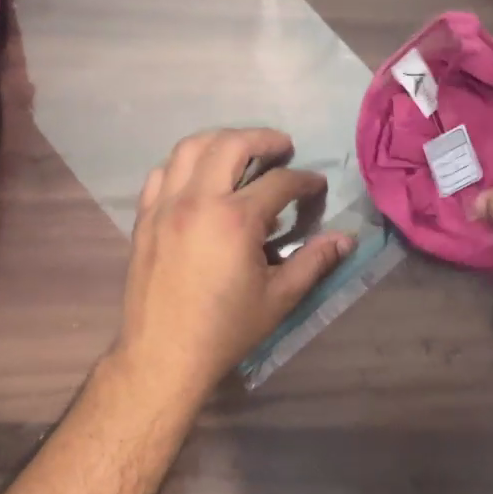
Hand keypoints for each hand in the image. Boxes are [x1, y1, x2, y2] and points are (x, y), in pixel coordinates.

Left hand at [112, 128, 355, 400]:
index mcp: (235, 219)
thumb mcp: (279, 297)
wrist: (164, 355)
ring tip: (240, 152)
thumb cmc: (227, 329)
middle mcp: (197, 200)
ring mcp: (165, 206)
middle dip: (262, 138)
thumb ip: (314, 261)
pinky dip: (183, 165)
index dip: (304, 180)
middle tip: (282, 147)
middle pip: (231, 144)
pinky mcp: (145, 218)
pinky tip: (199, 178)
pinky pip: (161, 173)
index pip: (279, 182)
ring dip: (220, 141)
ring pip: (189, 148)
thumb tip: (347, 239)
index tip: (317, 186)